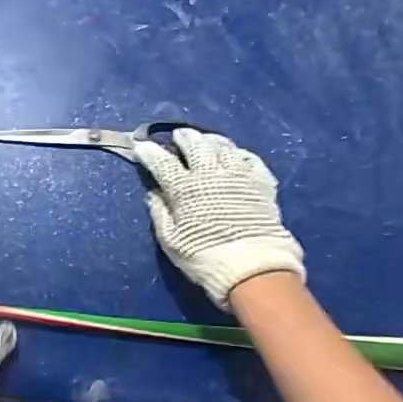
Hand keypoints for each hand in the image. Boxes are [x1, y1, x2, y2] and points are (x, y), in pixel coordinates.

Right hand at [130, 128, 304, 310]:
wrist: (251, 266)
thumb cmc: (203, 255)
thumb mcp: (170, 239)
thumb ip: (161, 213)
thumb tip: (154, 194)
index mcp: (184, 189)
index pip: (162, 163)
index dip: (150, 153)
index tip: (141, 146)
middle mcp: (211, 176)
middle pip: (196, 146)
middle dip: (184, 138)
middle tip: (178, 135)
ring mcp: (238, 177)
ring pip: (224, 147)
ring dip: (211, 141)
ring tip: (206, 140)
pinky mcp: (261, 183)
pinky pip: (250, 159)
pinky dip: (239, 154)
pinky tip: (235, 155)